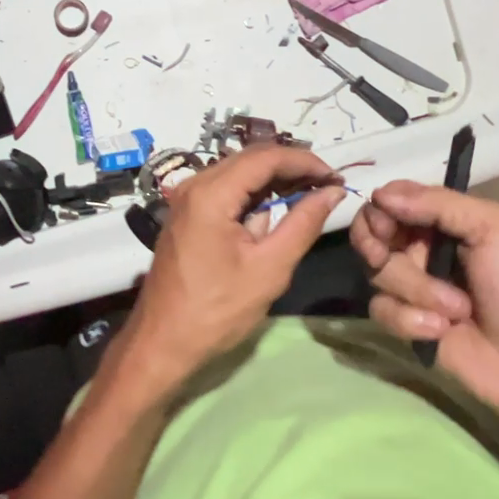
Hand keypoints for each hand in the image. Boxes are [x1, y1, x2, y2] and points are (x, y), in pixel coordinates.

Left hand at [111, 146, 345, 400]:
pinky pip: (225, 190)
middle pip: (250, 159)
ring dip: (273, 182)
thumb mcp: (269, 268)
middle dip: (291, 168)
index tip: (337, 177)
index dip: (305, 161)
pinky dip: (253, 196)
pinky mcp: (186, 214)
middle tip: (328, 186)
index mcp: (210, 194)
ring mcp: (186, 199)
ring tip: (309, 198)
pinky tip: (275, 213)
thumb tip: (332, 192)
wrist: (162, 341)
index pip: (266, 157)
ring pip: (238, 173)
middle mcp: (194, 185)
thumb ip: (303, 224)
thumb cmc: (216, 310)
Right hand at [349, 182, 498, 426]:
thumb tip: (380, 194)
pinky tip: (442, 331)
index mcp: (441, 220)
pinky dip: (411, 320)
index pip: (389, 200)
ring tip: (457, 310)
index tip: (388, 226)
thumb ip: (440, 204)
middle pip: (371, 234)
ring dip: (416, 291)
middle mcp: (419, 247)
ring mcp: (409, 285)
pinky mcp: (403, 321)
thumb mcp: (495, 229)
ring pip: (377, 274)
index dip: (379, 211)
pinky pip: (382, 310)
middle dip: (382, 250)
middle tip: (392, 258)